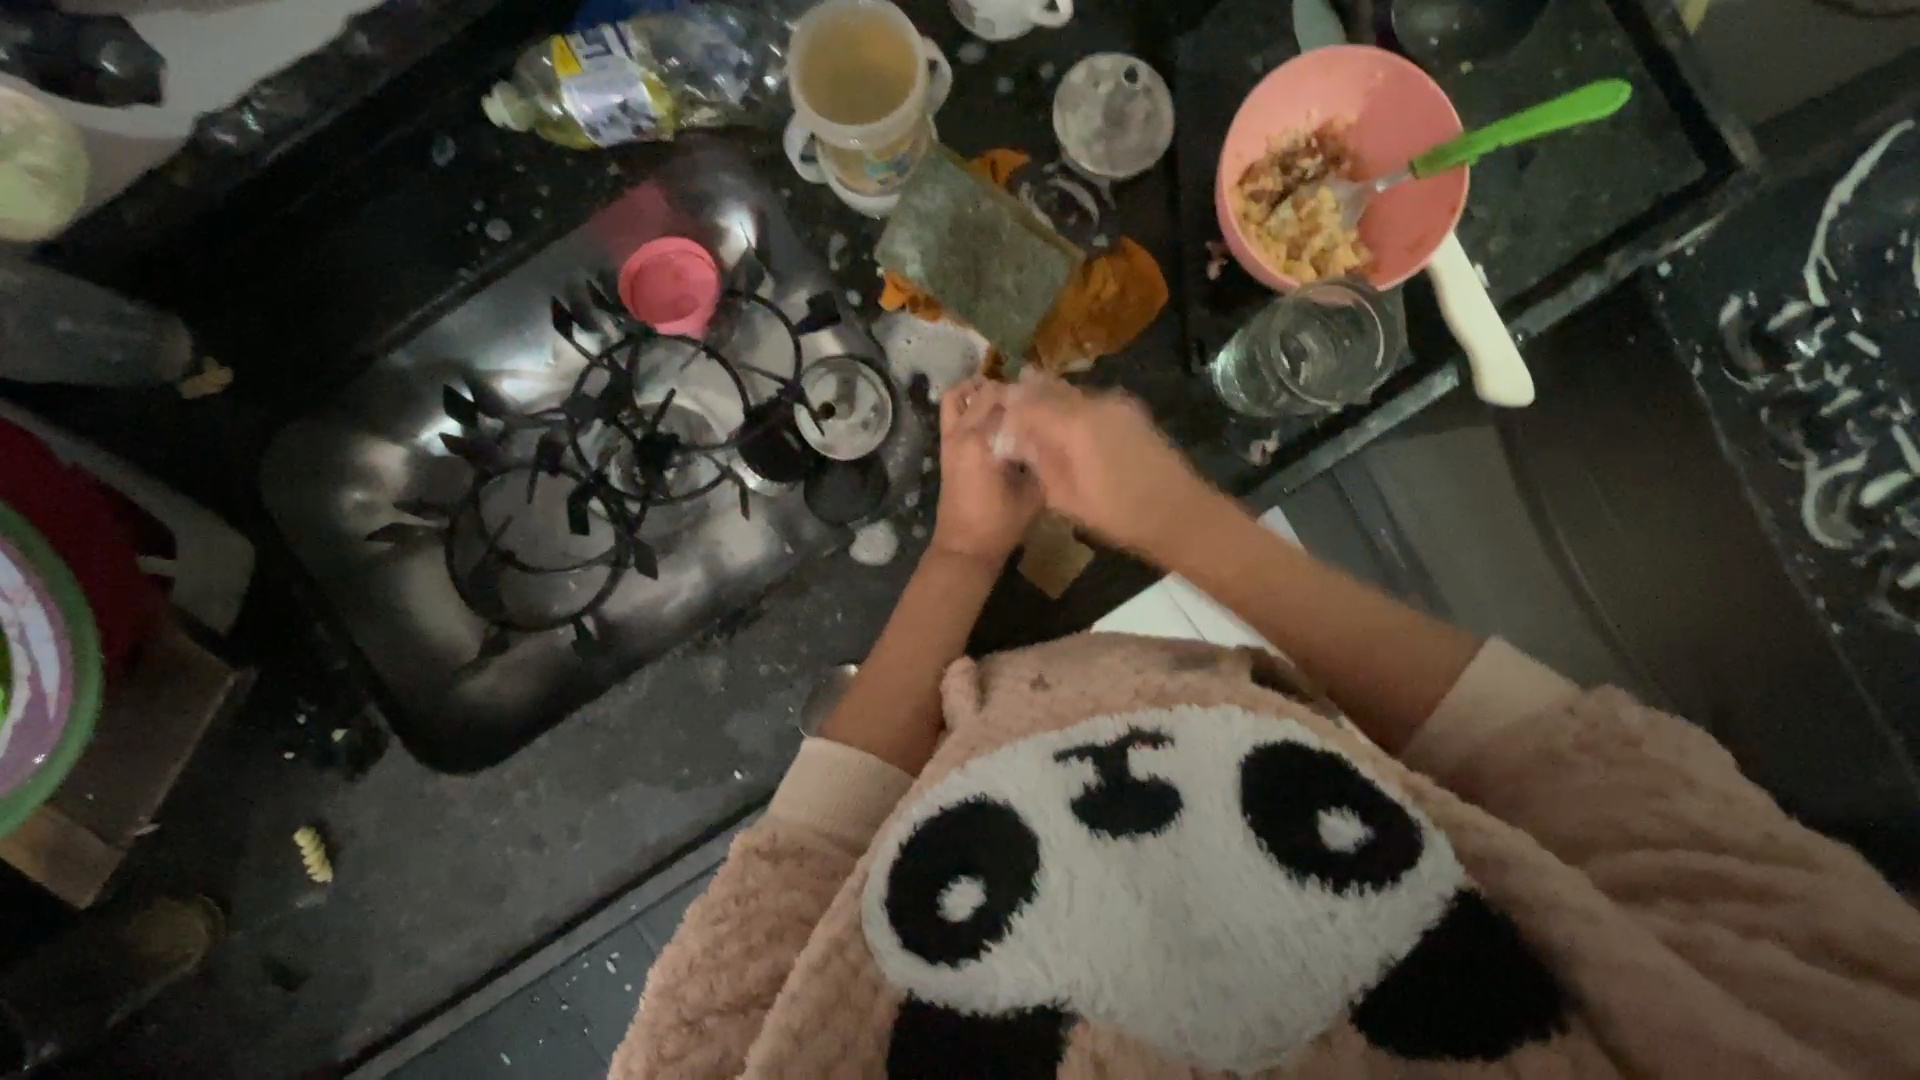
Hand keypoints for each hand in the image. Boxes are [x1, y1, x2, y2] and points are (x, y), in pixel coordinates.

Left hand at [930, 378, 1042, 563]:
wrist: (965, 547)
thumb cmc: (1000, 524)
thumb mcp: (1034, 492)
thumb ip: (1042, 457)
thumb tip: (1052, 434)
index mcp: (983, 439)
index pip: (1008, 398)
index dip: (1031, 397)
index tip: (1049, 403)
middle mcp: (962, 431)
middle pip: (985, 391)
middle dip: (1008, 391)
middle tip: (1031, 403)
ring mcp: (949, 438)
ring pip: (958, 395)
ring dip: (979, 391)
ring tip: (1005, 399)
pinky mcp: (946, 448)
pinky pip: (951, 412)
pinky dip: (967, 404)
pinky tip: (991, 415)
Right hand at [1000, 370, 1225, 560]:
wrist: (1180, 513)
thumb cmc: (1119, 515)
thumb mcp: (1066, 498)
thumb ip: (1039, 461)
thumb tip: (1017, 441)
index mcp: (1076, 424)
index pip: (1028, 403)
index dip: (1008, 409)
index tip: (993, 419)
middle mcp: (1096, 403)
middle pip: (1050, 388)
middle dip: (1026, 396)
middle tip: (1006, 408)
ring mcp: (1118, 404)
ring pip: (1071, 392)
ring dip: (1049, 399)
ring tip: (1032, 417)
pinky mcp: (1131, 412)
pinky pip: (1091, 401)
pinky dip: (1072, 407)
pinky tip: (1065, 427)